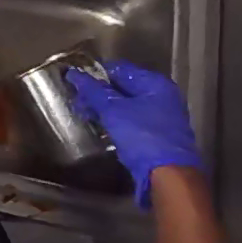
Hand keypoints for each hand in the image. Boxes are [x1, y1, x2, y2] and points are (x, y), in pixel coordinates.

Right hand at [65, 61, 201, 207]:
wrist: (167, 173)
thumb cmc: (142, 136)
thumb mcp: (114, 111)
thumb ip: (93, 92)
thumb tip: (74, 75)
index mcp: (155, 84)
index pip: (120, 69)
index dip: (96, 73)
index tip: (75, 80)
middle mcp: (161, 96)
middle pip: (123, 87)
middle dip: (99, 93)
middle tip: (77, 100)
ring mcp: (160, 115)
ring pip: (126, 104)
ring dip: (105, 108)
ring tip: (85, 113)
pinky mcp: (155, 133)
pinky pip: (130, 119)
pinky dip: (114, 120)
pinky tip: (101, 126)